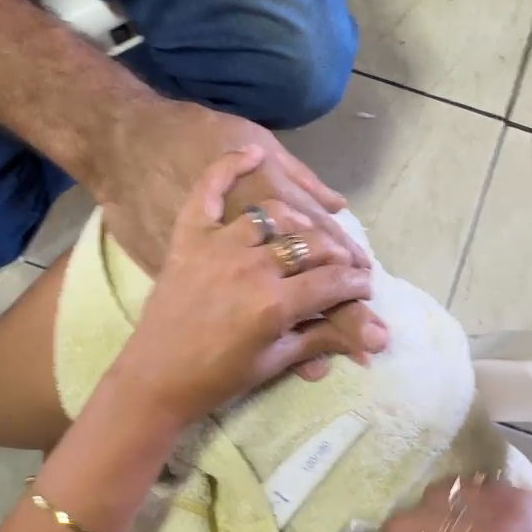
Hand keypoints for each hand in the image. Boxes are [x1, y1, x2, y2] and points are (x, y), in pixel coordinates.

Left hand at [99, 99, 385, 375]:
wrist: (154, 376)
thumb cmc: (217, 377)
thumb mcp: (274, 361)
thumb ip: (324, 339)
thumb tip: (377, 340)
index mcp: (275, 303)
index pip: (334, 281)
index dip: (357, 284)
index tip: (365, 287)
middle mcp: (252, 266)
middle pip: (313, 244)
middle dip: (340, 256)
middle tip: (346, 266)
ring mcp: (219, 244)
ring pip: (275, 215)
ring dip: (301, 221)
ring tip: (312, 233)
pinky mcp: (190, 234)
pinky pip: (211, 190)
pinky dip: (231, 166)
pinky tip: (255, 153)